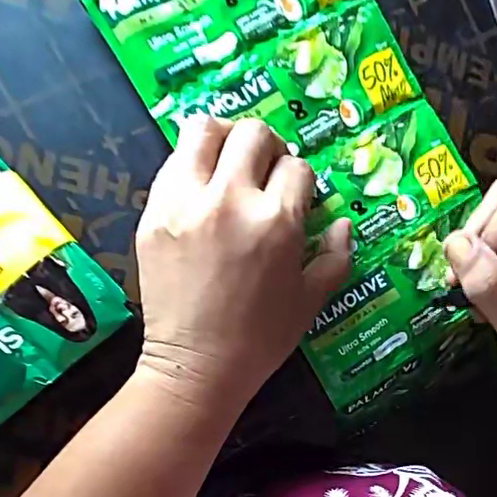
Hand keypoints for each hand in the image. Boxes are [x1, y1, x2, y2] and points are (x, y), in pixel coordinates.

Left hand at [134, 117, 353, 409]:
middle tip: (266, 170)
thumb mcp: (310, 302)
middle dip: (269, 146)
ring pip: (203, 130)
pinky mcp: (153, 214)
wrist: (196, 366)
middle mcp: (230, 200)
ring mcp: (185, 203)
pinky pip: (173, 165)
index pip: (297, 168)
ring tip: (228, 162)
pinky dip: (191, 166)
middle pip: (254, 133)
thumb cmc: (259, 340)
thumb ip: (334, 257)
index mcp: (276, 222)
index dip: (302, 180)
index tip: (296, 197)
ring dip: (224, 137)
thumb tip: (343, 224)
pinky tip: (200, 190)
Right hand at [443, 175, 496, 403]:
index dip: (492, 231)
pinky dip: (477, 259)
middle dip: (478, 235)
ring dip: (474, 249)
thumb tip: (455, 245)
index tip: (477, 274)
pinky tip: (481, 290)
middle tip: (465, 278)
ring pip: (495, 212)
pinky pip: (492, 233)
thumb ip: (489, 284)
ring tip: (473, 289)